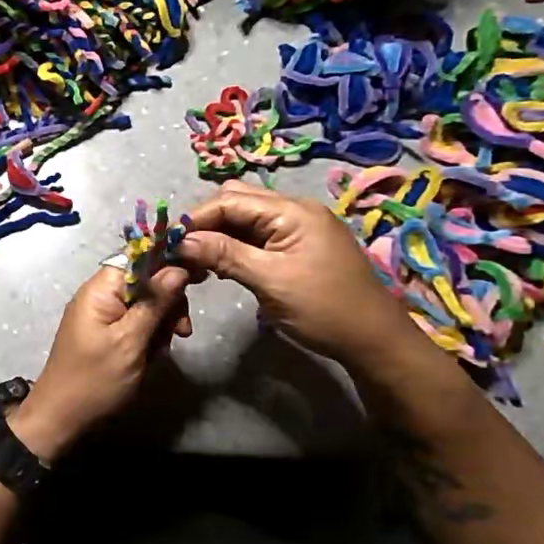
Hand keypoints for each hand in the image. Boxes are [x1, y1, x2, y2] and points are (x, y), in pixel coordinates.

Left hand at [10, 264, 190, 459]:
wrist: (61, 419)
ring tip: (161, 351)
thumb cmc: (95, 381)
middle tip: (180, 331)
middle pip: (146, 280)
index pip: (139, 257)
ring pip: (145, 303)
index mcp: (100, 289)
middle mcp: (100, 295)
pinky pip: (136, 322)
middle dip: (168, 302)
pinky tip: (153, 356)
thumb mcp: (130, 342)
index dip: (169, 262)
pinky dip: (149, 336)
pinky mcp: (107, 332)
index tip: (197, 276)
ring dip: (161, 323)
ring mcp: (102, 314)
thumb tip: (178, 269)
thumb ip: (155, 304)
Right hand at [176, 181, 420, 367]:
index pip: (230, 201)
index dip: (196, 219)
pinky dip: (233, 247)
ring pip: (244, 220)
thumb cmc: (324, 309)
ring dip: (217, 236)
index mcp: (292, 211)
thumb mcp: (270, 281)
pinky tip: (219, 267)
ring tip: (195, 261)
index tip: (168, 243)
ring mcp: (296, 228)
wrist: (374, 342)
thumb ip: (224, 255)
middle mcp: (294, 210)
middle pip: (236, 203)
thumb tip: (181, 241)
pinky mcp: (295, 247)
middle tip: (181, 252)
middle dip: (205, 223)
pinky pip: (255, 237)